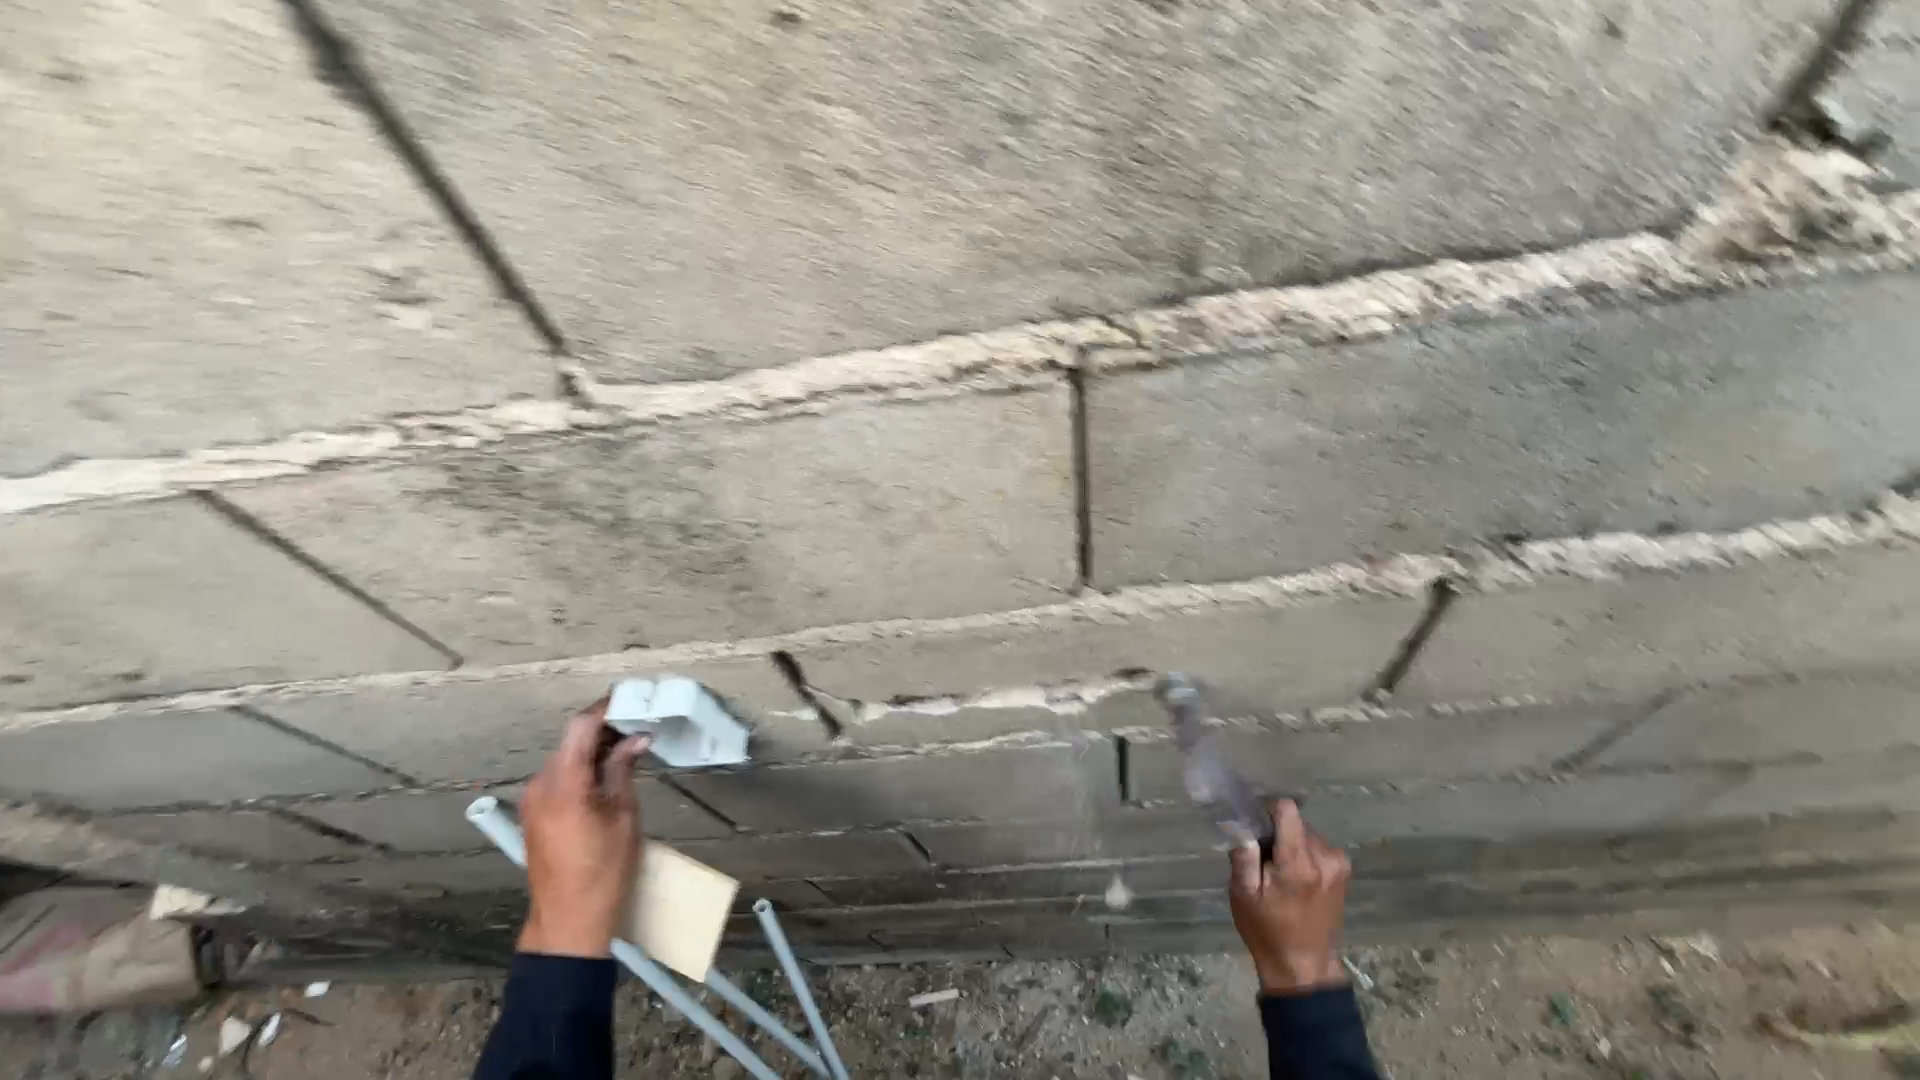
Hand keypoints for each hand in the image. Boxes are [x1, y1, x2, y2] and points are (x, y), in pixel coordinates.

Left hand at [516, 697, 651, 957]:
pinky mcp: (534, 813)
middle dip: (605, 729)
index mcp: (563, 782)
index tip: (632, 699)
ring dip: (595, 750)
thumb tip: (636, 737)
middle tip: (639, 727)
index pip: (581, 726)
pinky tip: (608, 776)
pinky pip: (559, 777)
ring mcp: (533, 799)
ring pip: (566, 758)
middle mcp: (540, 784)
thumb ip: (623, 769)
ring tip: (629, 752)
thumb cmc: (604, 868)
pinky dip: (583, 769)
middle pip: (572, 741)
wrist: (569, 919)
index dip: (606, 708)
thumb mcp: (623, 814)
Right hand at [1228, 798, 1352, 994]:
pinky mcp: (1344, 872)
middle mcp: (1325, 858)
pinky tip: (1298, 880)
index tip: (1258, 831)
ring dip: (1292, 845)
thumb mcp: (1243, 894)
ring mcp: (1339, 865)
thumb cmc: (1266, 929)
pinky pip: (1319, 848)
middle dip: (1278, 835)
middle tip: (1265, 863)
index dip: (1268, 813)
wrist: (1303, 965)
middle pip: (1296, 823)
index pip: (1288, 810)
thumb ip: (1243, 856)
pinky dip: (1305, 855)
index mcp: (1298, 863)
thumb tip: (1242, 824)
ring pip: (1307, 835)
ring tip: (1281, 874)